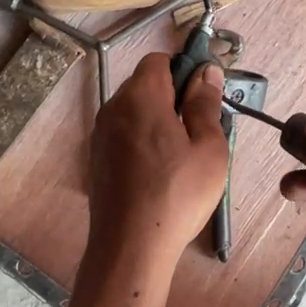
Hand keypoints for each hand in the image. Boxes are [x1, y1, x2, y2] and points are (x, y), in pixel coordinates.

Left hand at [63, 53, 229, 306]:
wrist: (130, 247)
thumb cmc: (177, 194)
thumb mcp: (208, 147)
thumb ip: (206, 104)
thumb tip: (207, 72)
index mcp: (140, 97)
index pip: (159, 60)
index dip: (185, 69)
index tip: (206, 95)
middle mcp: (113, 108)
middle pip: (146, 85)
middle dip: (174, 97)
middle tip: (202, 130)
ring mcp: (100, 136)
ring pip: (135, 112)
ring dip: (160, 121)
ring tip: (184, 156)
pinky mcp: (97, 161)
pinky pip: (125, 136)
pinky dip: (144, 142)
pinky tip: (162, 173)